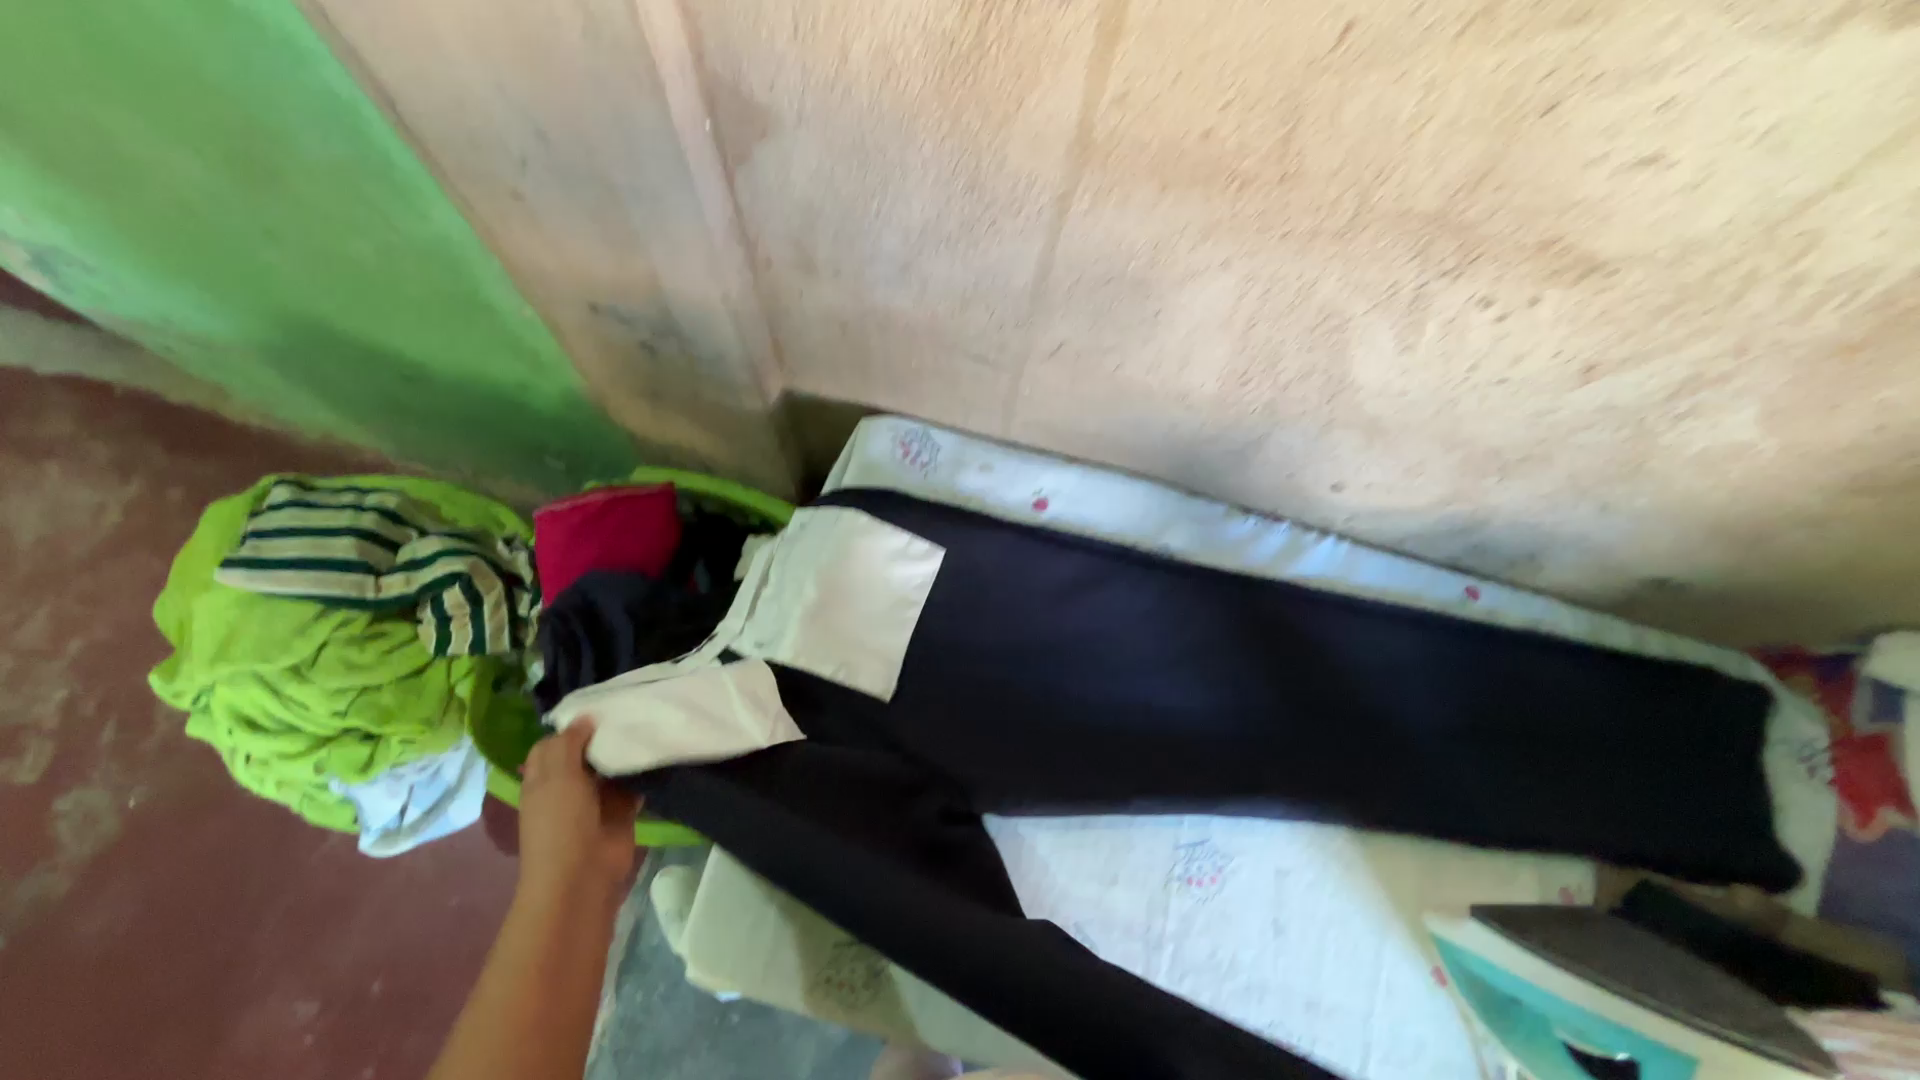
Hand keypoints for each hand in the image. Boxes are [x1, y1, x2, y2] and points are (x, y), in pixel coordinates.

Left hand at [517, 719, 641, 905]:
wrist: (581, 874)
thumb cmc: (560, 822)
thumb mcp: (556, 775)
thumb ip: (569, 742)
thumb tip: (586, 718)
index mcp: (542, 778)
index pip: (553, 744)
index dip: (572, 726)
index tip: (599, 706)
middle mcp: (567, 787)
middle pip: (585, 753)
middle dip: (603, 735)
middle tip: (629, 710)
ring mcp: (595, 800)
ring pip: (611, 768)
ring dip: (625, 753)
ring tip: (648, 725)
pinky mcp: (622, 811)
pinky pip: (634, 786)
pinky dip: (644, 773)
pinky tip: (658, 752)